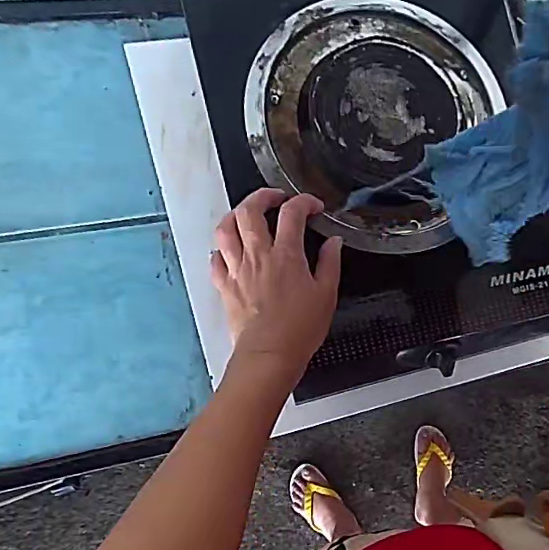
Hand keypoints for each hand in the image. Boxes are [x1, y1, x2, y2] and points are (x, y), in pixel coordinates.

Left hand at [211, 188, 342, 373]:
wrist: (270, 354)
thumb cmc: (299, 329)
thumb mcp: (327, 295)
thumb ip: (330, 263)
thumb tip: (334, 244)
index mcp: (286, 255)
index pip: (292, 213)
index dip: (304, 202)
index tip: (313, 207)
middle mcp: (258, 256)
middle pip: (249, 210)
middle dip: (262, 196)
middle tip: (275, 198)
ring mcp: (237, 270)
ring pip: (225, 228)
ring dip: (235, 215)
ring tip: (246, 215)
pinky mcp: (225, 286)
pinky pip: (215, 259)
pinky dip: (221, 250)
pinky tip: (230, 252)